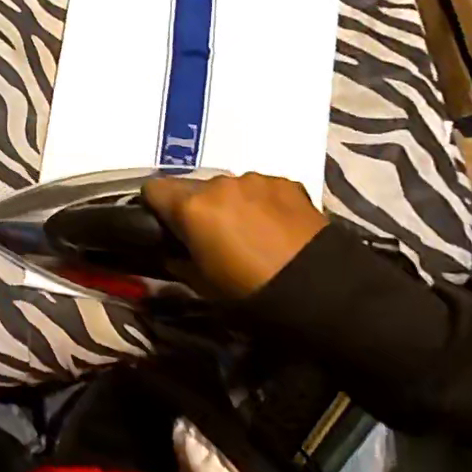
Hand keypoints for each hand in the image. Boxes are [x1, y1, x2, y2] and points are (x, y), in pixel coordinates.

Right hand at [141, 172, 328, 298]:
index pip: (154, 189)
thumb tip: (171, 252)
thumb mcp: (202, 285)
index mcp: (193, 207)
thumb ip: (178, 261)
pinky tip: (276, 230)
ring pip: (230, 188)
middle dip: (198, 208)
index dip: (156, 207)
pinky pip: (261, 190)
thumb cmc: (249, 292)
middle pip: (194, 188)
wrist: (318, 287)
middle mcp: (221, 184)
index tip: (167, 227)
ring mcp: (256, 179)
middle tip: (211, 239)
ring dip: (232, 205)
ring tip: (250, 235)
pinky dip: (261, 205)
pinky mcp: (287, 183)